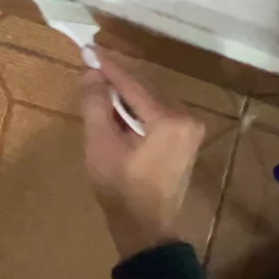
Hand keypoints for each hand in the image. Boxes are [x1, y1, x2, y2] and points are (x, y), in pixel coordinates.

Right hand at [80, 52, 206, 259]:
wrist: (145, 227)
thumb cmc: (120, 188)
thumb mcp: (101, 144)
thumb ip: (96, 105)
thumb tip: (91, 74)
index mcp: (169, 119)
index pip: (133, 84)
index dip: (108, 68)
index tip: (89, 50)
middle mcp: (186, 118)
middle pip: (146, 89)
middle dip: (118, 80)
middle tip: (91, 67)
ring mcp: (189, 131)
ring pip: (152, 102)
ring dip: (126, 95)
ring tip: (100, 87)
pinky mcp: (185, 143)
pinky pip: (158, 115)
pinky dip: (137, 110)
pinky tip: (118, 110)